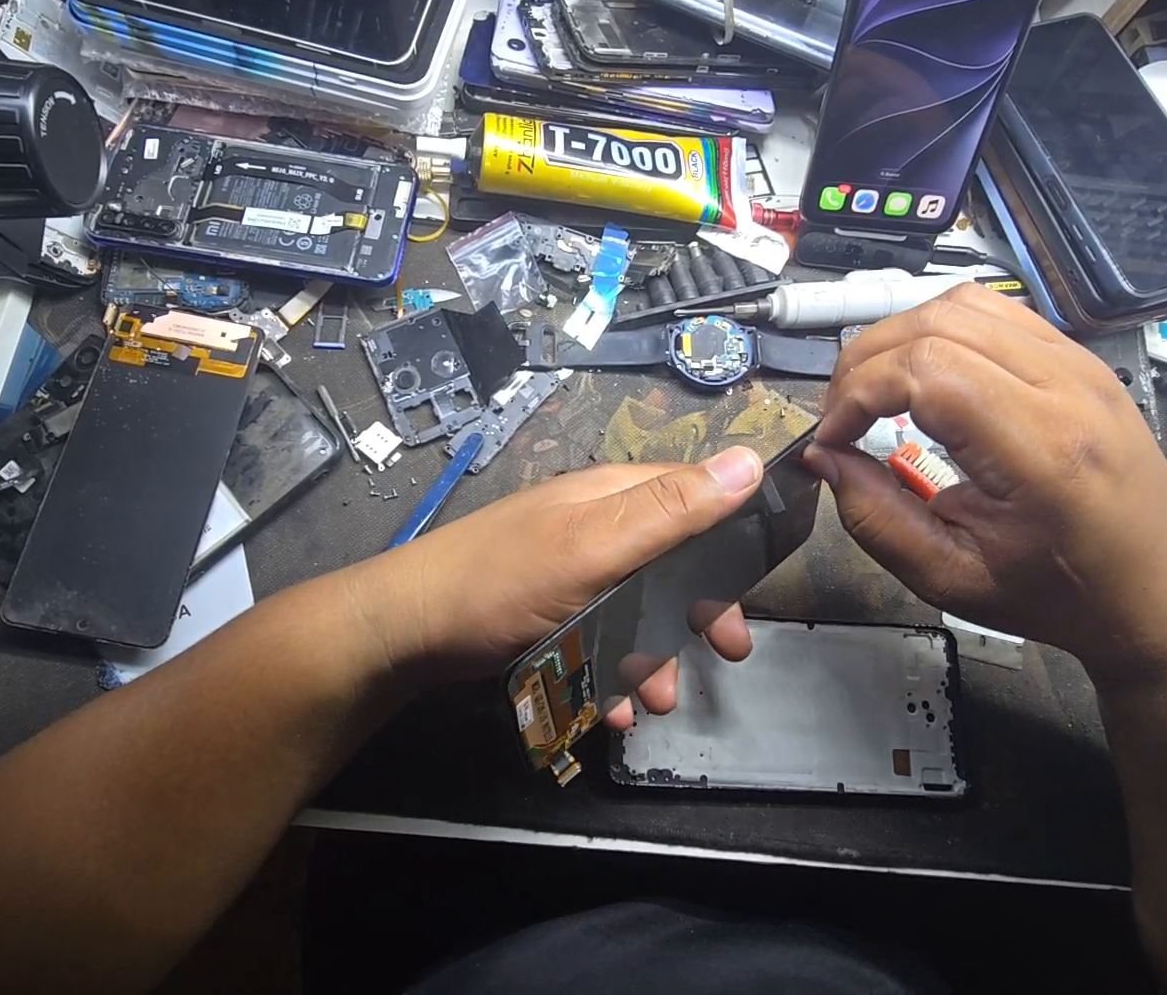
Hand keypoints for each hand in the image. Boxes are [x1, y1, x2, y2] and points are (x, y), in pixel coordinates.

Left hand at [346, 449, 765, 701]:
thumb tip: (749, 462)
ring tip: (654, 700)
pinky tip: (613, 706)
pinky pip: (603, 634)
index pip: (693, 496)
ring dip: (657, 654)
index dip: (733, 536)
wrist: (410, 630)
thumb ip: (669, 511)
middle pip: (673, 559)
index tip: (756, 586)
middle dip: (699, 609)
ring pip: (639, 605)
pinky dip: (616, 668)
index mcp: (612, 497)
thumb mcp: (593, 546)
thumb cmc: (504, 581)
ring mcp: (572, 567)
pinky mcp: (552, 608)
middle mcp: (598, 524)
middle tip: (728, 650)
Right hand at [807, 283, 1166, 684]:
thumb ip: (874, 517)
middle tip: (840, 416)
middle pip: (934, 325)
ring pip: (959, 304)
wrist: (1158, 591)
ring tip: (871, 391)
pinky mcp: (1077, 357)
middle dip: (862, 364)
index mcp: (1041, 450)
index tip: (832, 439)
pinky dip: (933, 331)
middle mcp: (1067, 388)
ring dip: (894, 340)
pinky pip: (989, 311)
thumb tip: (824, 456)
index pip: (925, 370)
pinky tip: (917, 374)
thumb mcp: (949, 576)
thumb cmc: (1058, 594)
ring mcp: (1078, 363)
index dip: (856, 395)